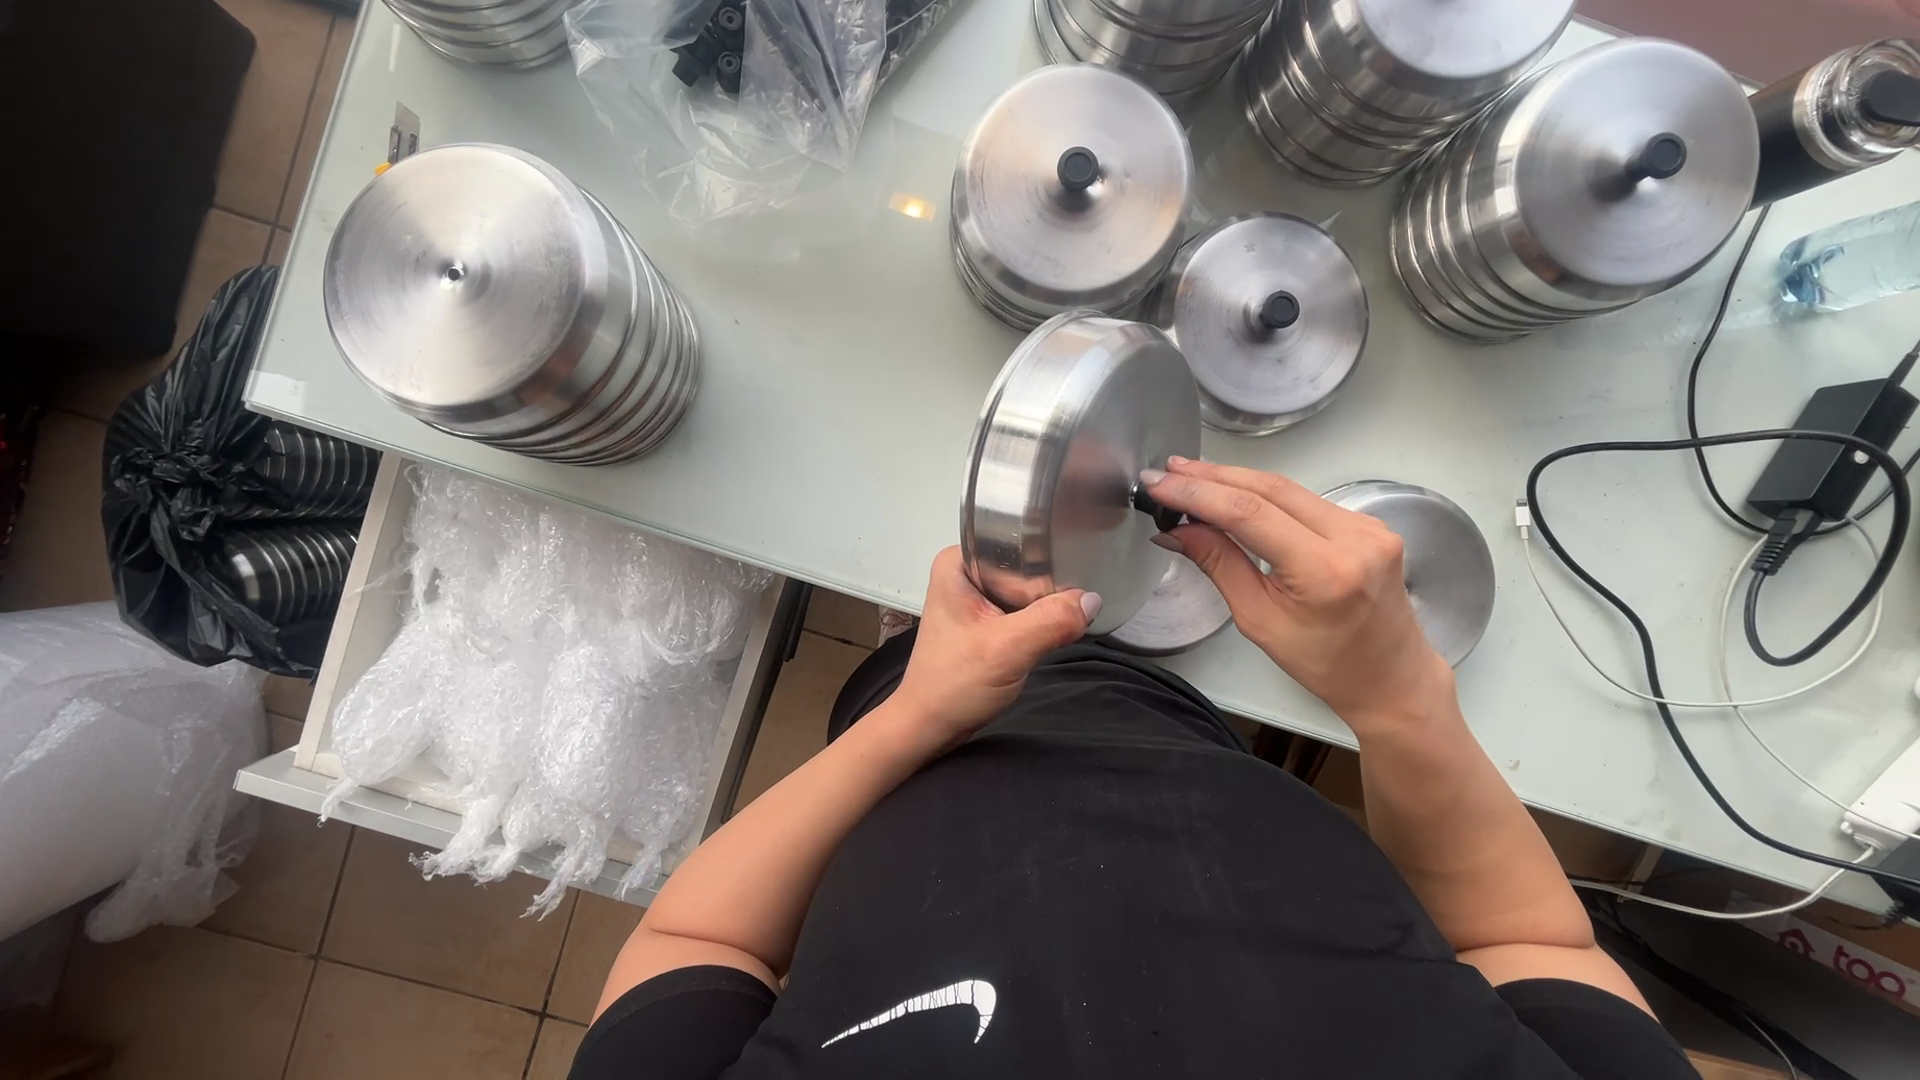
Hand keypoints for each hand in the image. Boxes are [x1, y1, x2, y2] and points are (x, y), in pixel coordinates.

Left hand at [892, 547, 1097, 743]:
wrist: (930, 727)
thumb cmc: (954, 685)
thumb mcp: (1006, 650)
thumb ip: (1050, 621)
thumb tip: (1092, 599)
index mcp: (958, 562)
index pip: (1017, 543)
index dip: (1048, 560)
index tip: (1077, 576)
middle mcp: (965, 572)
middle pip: (1026, 564)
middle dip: (1051, 584)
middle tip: (1078, 602)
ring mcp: (975, 598)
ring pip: (1028, 588)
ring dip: (1048, 604)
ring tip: (1071, 614)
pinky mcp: (986, 621)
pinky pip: (1024, 608)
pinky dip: (1041, 619)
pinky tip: (1057, 627)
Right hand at [1139, 459, 1451, 727]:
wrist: (1392, 677)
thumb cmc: (1324, 664)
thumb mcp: (1259, 621)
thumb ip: (1220, 566)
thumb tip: (1177, 530)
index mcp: (1325, 571)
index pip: (1250, 513)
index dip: (1199, 494)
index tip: (1160, 486)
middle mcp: (1353, 538)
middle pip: (1270, 489)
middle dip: (1213, 477)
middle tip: (1168, 471)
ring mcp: (1367, 526)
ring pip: (1287, 488)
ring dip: (1235, 480)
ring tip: (1189, 474)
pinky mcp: (1367, 523)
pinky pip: (1305, 499)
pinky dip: (1263, 493)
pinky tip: (1232, 492)